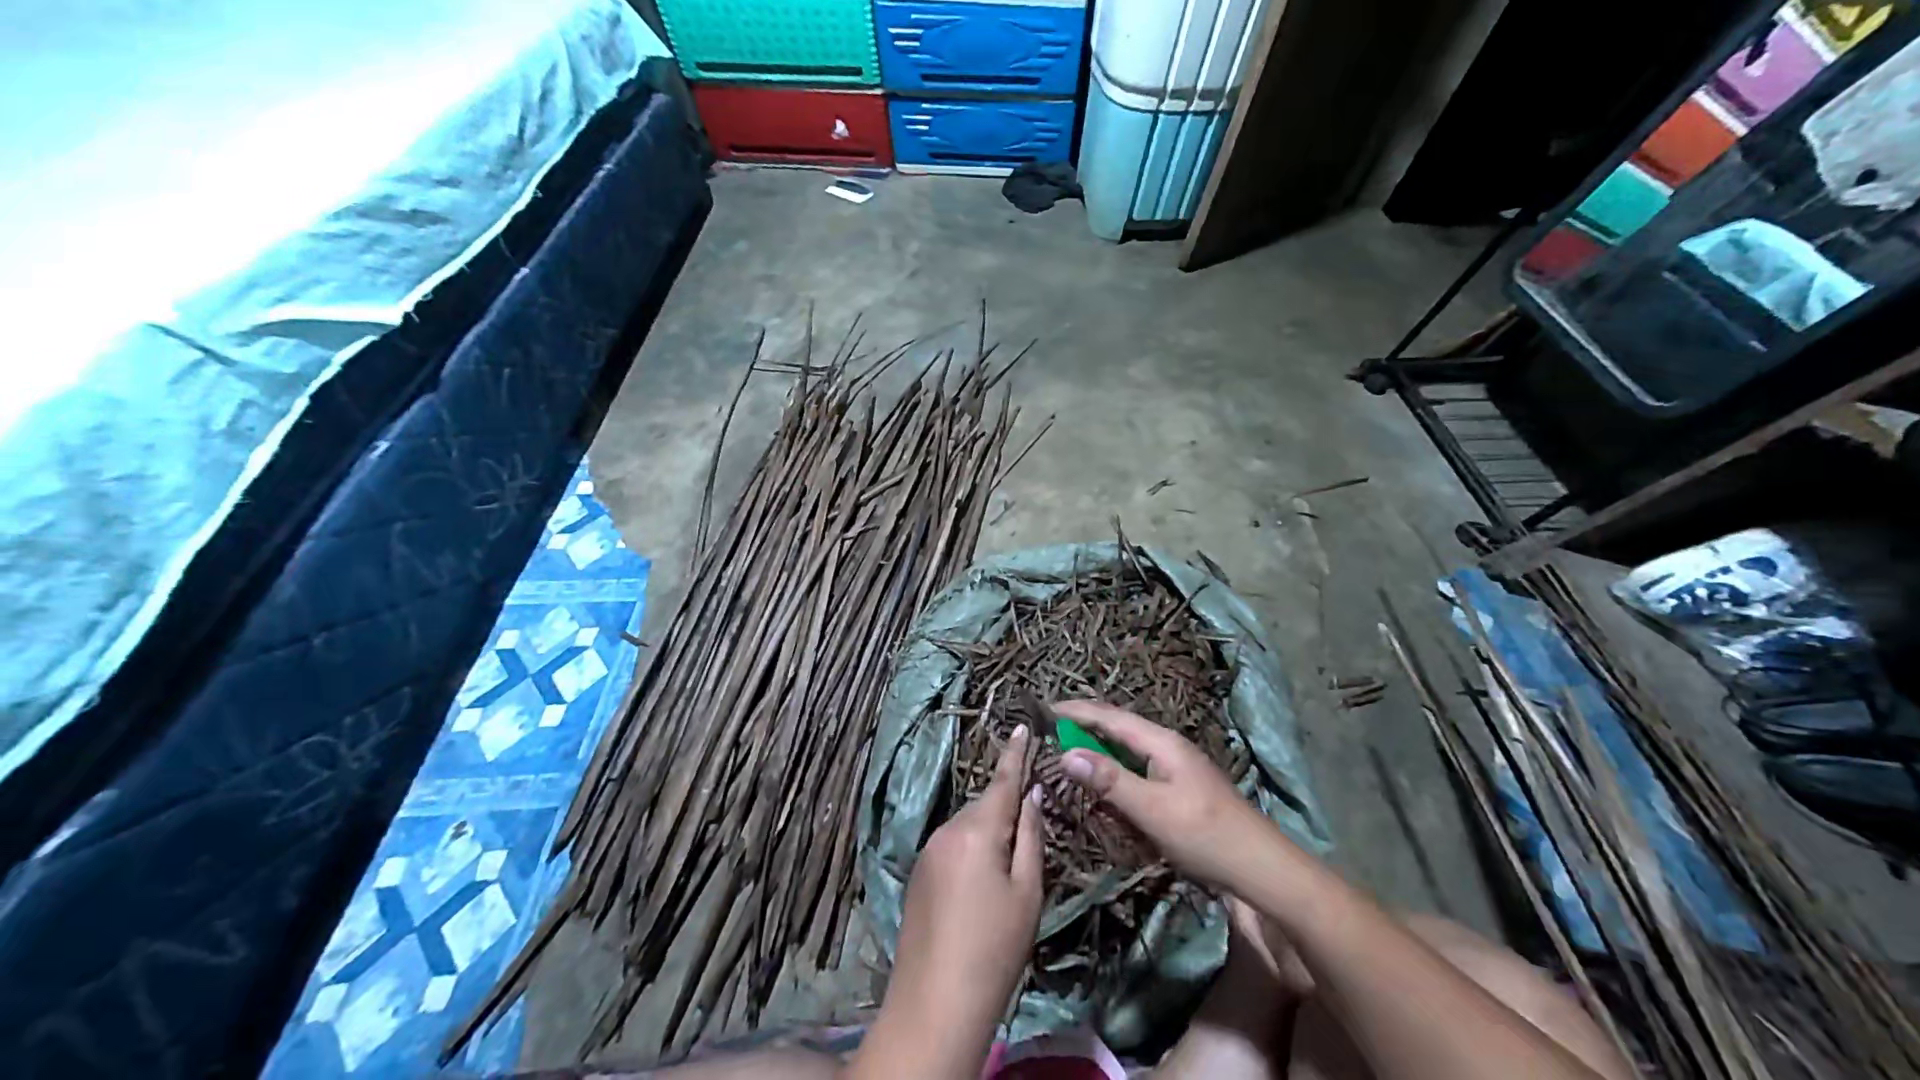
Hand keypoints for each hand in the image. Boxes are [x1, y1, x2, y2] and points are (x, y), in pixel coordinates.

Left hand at [888, 724, 1043, 1055]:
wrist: (935, 1002)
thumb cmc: (995, 947)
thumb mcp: (1026, 891)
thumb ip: (1029, 836)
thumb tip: (1031, 795)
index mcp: (975, 830)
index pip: (1001, 780)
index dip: (1014, 753)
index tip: (1021, 726)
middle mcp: (946, 830)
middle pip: (984, 804)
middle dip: (1006, 804)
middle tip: (1034, 815)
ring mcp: (927, 851)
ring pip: (967, 825)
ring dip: (989, 829)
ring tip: (1010, 862)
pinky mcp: (918, 873)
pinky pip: (952, 845)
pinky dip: (972, 848)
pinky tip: (982, 881)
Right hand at [1054, 699, 1283, 891]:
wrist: (1261, 869)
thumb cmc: (1205, 835)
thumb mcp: (1152, 808)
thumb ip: (1109, 780)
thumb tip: (1066, 753)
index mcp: (1161, 742)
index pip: (1110, 716)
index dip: (1076, 711)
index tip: (1044, 709)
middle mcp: (1167, 747)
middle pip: (1118, 728)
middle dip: (1084, 726)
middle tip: (1050, 730)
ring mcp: (1175, 769)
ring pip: (1126, 751)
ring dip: (1098, 750)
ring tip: (1068, 752)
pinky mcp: (1178, 790)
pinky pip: (1137, 772)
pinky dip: (1114, 773)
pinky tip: (1103, 786)